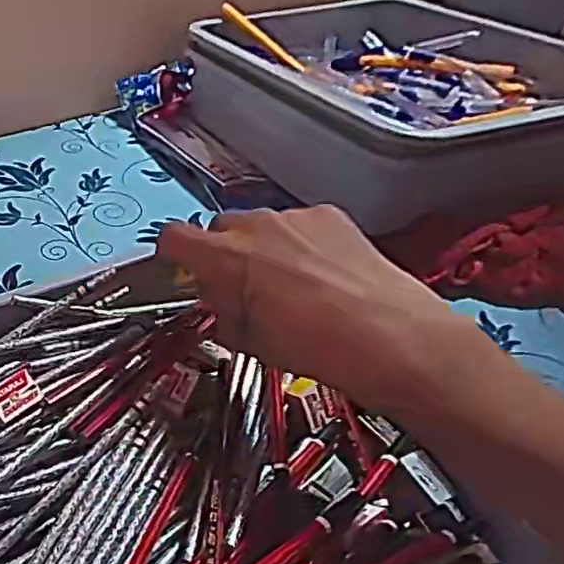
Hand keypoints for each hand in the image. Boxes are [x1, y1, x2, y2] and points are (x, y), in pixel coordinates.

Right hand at [155, 207, 512, 425]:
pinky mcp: (331, 217)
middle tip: (236, 291)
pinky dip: (296, 245)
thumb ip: (221, 310)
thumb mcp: (249, 340)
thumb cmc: (320, 346)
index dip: (171, 255)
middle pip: (218, 229)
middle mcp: (258, 226)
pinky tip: (315, 278)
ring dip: (260, 250)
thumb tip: (218, 301)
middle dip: (220, 256)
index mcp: (227, 258)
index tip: (179, 269)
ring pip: (258, 226)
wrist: (392, 339)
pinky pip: (296, 225)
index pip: (173, 237)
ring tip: (284, 289)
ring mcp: (297, 218)